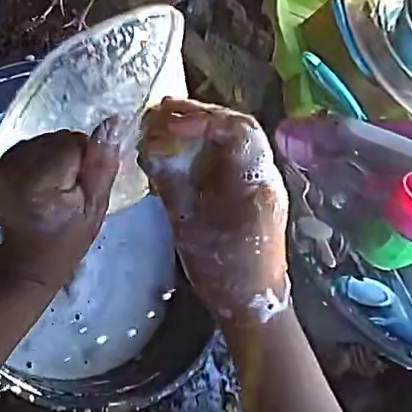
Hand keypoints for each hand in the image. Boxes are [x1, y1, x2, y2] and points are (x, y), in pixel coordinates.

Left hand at [0, 121, 118, 290]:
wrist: (31, 257)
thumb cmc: (68, 237)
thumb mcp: (96, 207)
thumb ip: (102, 165)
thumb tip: (111, 124)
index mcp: (39, 184)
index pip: (72, 143)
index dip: (84, 160)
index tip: (82, 184)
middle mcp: (13, 172)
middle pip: (54, 139)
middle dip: (68, 156)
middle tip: (69, 187)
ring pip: (40, 140)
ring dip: (52, 156)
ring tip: (54, 185)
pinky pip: (25, 148)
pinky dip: (36, 160)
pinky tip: (40, 182)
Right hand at [138, 98, 289, 324]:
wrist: (253, 300)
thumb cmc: (223, 269)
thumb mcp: (187, 225)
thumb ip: (169, 182)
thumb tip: (148, 148)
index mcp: (254, 182)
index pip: (236, 130)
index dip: (200, 119)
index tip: (167, 124)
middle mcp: (263, 173)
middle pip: (237, 125)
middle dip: (198, 114)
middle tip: (160, 111)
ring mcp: (260, 178)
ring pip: (235, 134)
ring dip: (201, 124)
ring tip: (165, 120)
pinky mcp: (250, 186)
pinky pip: (230, 152)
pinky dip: (204, 141)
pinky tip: (180, 142)